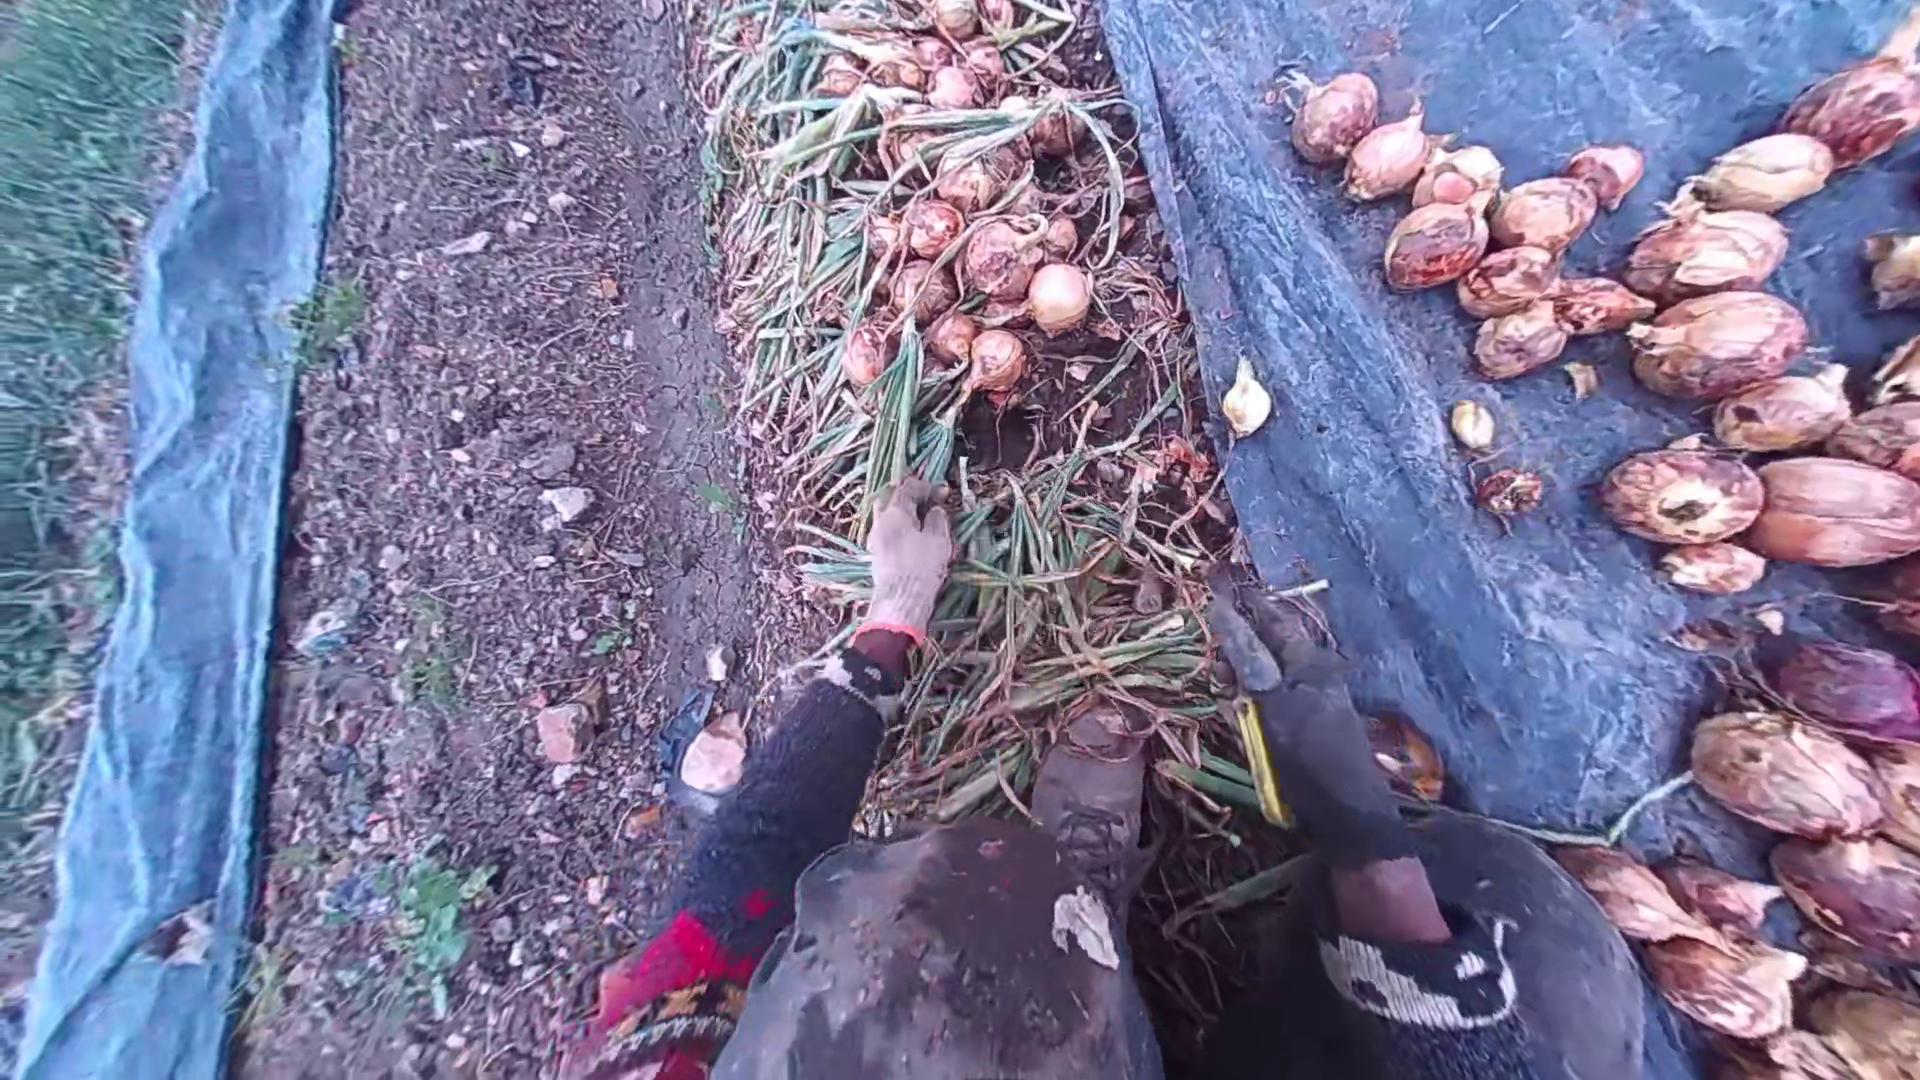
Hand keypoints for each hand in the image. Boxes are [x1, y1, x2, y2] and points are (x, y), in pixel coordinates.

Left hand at [862, 477, 951, 642]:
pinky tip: (911, 538)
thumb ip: (937, 519)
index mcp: (895, 512)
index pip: (908, 488)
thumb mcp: (938, 539)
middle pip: (891, 498)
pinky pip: (887, 532)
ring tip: (920, 521)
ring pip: (887, 516)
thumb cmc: (922, 566)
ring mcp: (875, 538)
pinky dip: (899, 528)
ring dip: (902, 513)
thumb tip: (935, 509)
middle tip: (927, 501)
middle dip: (908, 496)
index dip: (926, 487)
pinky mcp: (876, 554)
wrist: (901, 601)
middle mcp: (880, 521)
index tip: (941, 492)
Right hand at [1207, 572, 1414, 867]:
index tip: (1209, 599)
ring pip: (1252, 678)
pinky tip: (1244, 727)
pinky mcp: (1292, 721)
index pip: (1268, 617)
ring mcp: (1299, 698)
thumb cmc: (1308, 750)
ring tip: (1234, 710)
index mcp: (1307, 658)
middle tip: (1221, 678)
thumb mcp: (1271, 698)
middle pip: (1255, 648)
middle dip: (1232, 659)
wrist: (1342, 813)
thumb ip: (1245, 653)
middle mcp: (1304, 671)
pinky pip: (1259, 704)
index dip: (1239, 606)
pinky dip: (1245, 711)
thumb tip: (1219, 607)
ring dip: (1236, 689)